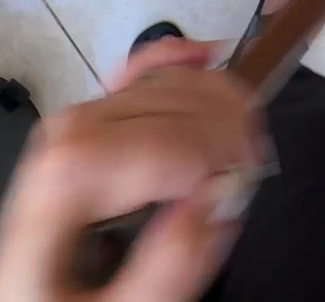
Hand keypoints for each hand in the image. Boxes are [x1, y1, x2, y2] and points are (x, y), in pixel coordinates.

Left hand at [0, 38, 262, 301]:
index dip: (216, 156)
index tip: (248, 180)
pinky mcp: (89, 116)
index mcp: (67, 177)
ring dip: (214, 96)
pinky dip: (175, 58)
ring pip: (164, 81)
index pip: (164, 143)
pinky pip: (138, 70)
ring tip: (245, 137)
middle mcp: (68, 131)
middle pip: (169, 103)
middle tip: (256, 161)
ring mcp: (77, 117)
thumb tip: (218, 201)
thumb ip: (165, 270)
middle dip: (222, 125)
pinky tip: (207, 54)